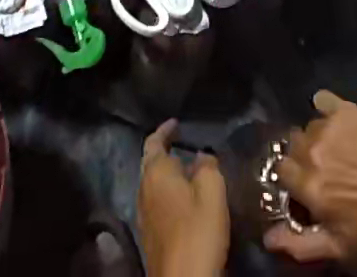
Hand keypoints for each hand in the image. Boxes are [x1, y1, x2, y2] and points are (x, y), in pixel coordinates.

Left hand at [138, 119, 228, 276]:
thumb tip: (200, 155)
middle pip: (151, 163)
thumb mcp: (213, 189)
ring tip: (190, 170)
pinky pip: (157, 202)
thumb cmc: (197, 229)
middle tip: (185, 144)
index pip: (154, 142)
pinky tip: (186, 199)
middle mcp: (143, 190)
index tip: (177, 123)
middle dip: (166, 151)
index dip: (165, 130)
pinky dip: (169, 192)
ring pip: (153, 184)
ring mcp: (144, 215)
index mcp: (156, 173)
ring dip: (168, 173)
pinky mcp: (150, 235)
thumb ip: (207, 165)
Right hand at [267, 90, 356, 264]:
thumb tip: (268, 237)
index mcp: (310, 187)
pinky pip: (325, 100)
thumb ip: (300, 244)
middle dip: (302, 156)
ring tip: (335, 148)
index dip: (292, 179)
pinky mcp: (351, 112)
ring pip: (310, 126)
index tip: (304, 184)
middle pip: (292, 145)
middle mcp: (315, 153)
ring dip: (317, 136)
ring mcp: (333, 128)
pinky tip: (334, 116)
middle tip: (322, 168)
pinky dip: (325, 106)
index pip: (282, 171)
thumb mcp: (340, 251)